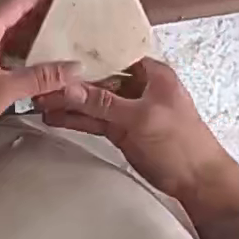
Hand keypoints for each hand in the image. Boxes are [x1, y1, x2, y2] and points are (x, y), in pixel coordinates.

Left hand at [0, 0, 78, 145]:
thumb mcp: (5, 89)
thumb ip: (40, 78)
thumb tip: (75, 68)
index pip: (15, 4)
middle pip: (7, 20)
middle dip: (33, 20)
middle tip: (59, 22)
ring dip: (19, 40)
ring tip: (46, 45)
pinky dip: (6, 57)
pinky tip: (18, 70)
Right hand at [35, 59, 238, 208]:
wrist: (198, 181)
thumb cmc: (184, 145)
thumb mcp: (141, 118)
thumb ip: (104, 103)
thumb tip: (72, 89)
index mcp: (152, 75)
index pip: (114, 57)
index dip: (88, 57)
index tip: (60, 57)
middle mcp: (139, 89)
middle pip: (98, 81)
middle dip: (70, 84)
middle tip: (43, 86)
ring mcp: (128, 110)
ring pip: (92, 102)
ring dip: (68, 103)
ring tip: (41, 103)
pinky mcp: (120, 130)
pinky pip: (93, 120)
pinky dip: (75, 120)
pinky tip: (55, 118)